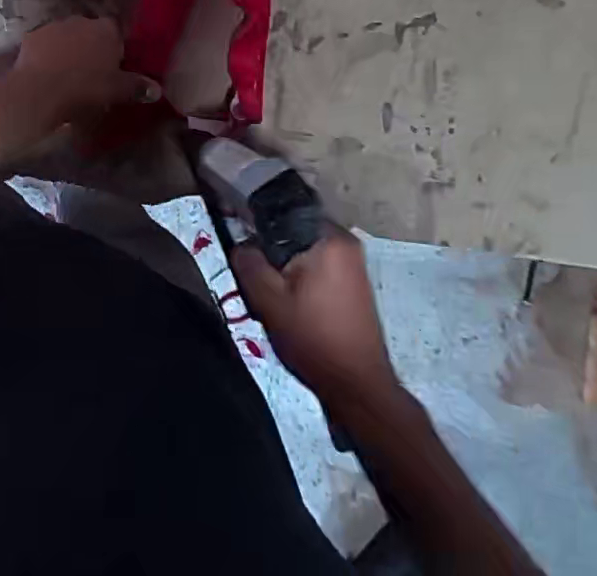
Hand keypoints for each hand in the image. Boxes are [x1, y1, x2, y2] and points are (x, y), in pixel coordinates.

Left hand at [5, 18, 160, 131]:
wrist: (39, 92)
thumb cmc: (85, 88)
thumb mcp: (117, 91)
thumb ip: (138, 87)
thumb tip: (157, 90)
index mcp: (106, 30)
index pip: (117, 33)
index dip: (115, 50)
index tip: (112, 69)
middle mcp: (82, 21)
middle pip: (91, 33)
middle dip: (92, 48)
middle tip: (91, 74)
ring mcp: (54, 26)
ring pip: (67, 37)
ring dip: (68, 50)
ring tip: (66, 76)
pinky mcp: (32, 36)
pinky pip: (45, 45)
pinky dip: (47, 55)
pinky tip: (46, 74)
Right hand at [231, 227, 399, 407]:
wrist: (356, 384)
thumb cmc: (313, 339)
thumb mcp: (268, 300)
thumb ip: (249, 263)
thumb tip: (240, 243)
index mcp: (329, 237)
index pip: (283, 212)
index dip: (257, 224)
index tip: (242, 242)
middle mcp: (346, 242)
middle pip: (294, 232)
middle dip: (272, 251)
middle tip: (258, 278)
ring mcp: (355, 262)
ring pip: (305, 250)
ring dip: (287, 267)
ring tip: (275, 296)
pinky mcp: (355, 282)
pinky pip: (320, 265)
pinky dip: (302, 277)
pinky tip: (294, 304)